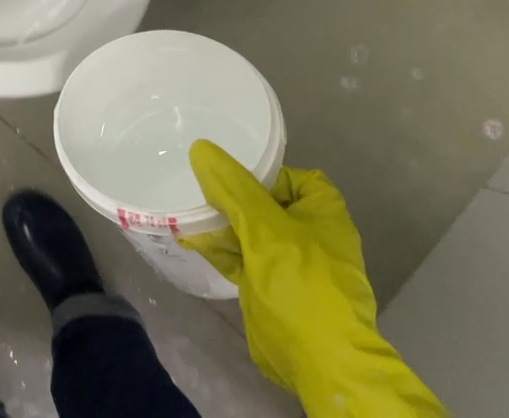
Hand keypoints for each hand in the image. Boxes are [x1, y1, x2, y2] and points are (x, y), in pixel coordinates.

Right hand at [185, 141, 446, 417]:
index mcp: (323, 215)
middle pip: (266, 202)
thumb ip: (233, 189)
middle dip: (232, 195)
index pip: (294, 177)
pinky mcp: (269, 284)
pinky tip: (188, 236)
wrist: (319, 361)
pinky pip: (240, 256)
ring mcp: (289, 262)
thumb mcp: (265, 229)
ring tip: (185, 207)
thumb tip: (201, 148)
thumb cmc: (301, 284)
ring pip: (249, 230)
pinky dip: (218, 247)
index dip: (264, 171)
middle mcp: (309, 234)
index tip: (228, 170)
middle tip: (196, 183)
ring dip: (220, 221)